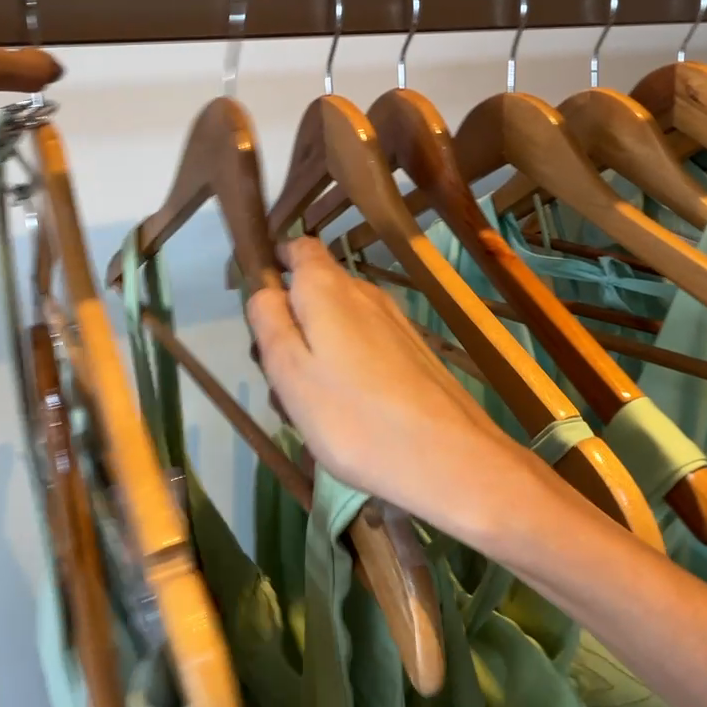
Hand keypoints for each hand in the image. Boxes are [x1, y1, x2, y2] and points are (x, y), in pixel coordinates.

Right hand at [246, 238, 542, 540]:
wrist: (449, 459)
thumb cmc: (353, 416)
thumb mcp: (289, 370)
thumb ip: (269, 321)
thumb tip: (264, 288)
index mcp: (329, 288)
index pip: (299, 247)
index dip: (275, 262)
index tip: (258, 303)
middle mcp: (365, 294)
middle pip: (315, 291)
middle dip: (290, 325)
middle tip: (277, 381)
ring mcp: (394, 324)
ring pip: (338, 325)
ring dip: (315, 356)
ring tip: (309, 412)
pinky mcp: (413, 354)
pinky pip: (363, 349)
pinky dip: (345, 372)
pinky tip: (346, 417)